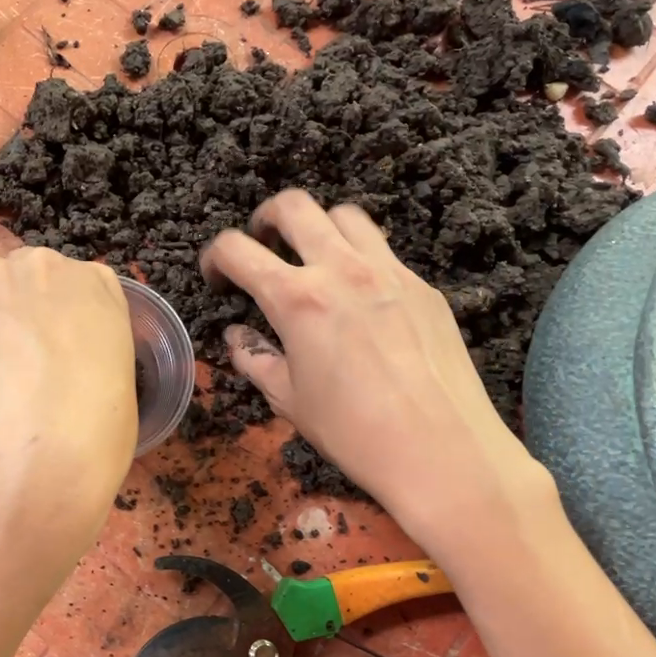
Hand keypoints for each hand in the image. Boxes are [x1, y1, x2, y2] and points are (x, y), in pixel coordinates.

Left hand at [0, 247, 136, 523]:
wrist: (40, 443)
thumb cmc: (97, 426)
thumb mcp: (119, 384)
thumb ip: (91, 356)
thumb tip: (67, 372)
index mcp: (99, 286)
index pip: (74, 281)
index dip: (55, 312)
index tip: (49, 343)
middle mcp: (47, 267)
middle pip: (23, 270)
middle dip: (15, 303)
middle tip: (11, 354)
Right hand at [199, 189, 552, 546]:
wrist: (440, 449)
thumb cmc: (351, 431)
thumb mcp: (288, 399)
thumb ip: (255, 359)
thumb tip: (237, 338)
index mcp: (296, 299)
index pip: (237, 250)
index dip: (215, 257)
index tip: (216, 277)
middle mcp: (341, 269)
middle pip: (294, 206)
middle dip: (265, 218)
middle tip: (261, 246)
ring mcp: (389, 271)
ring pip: (345, 216)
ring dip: (318, 228)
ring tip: (313, 259)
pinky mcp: (423, 286)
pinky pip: (383, 251)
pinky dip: (359, 258)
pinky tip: (360, 298)